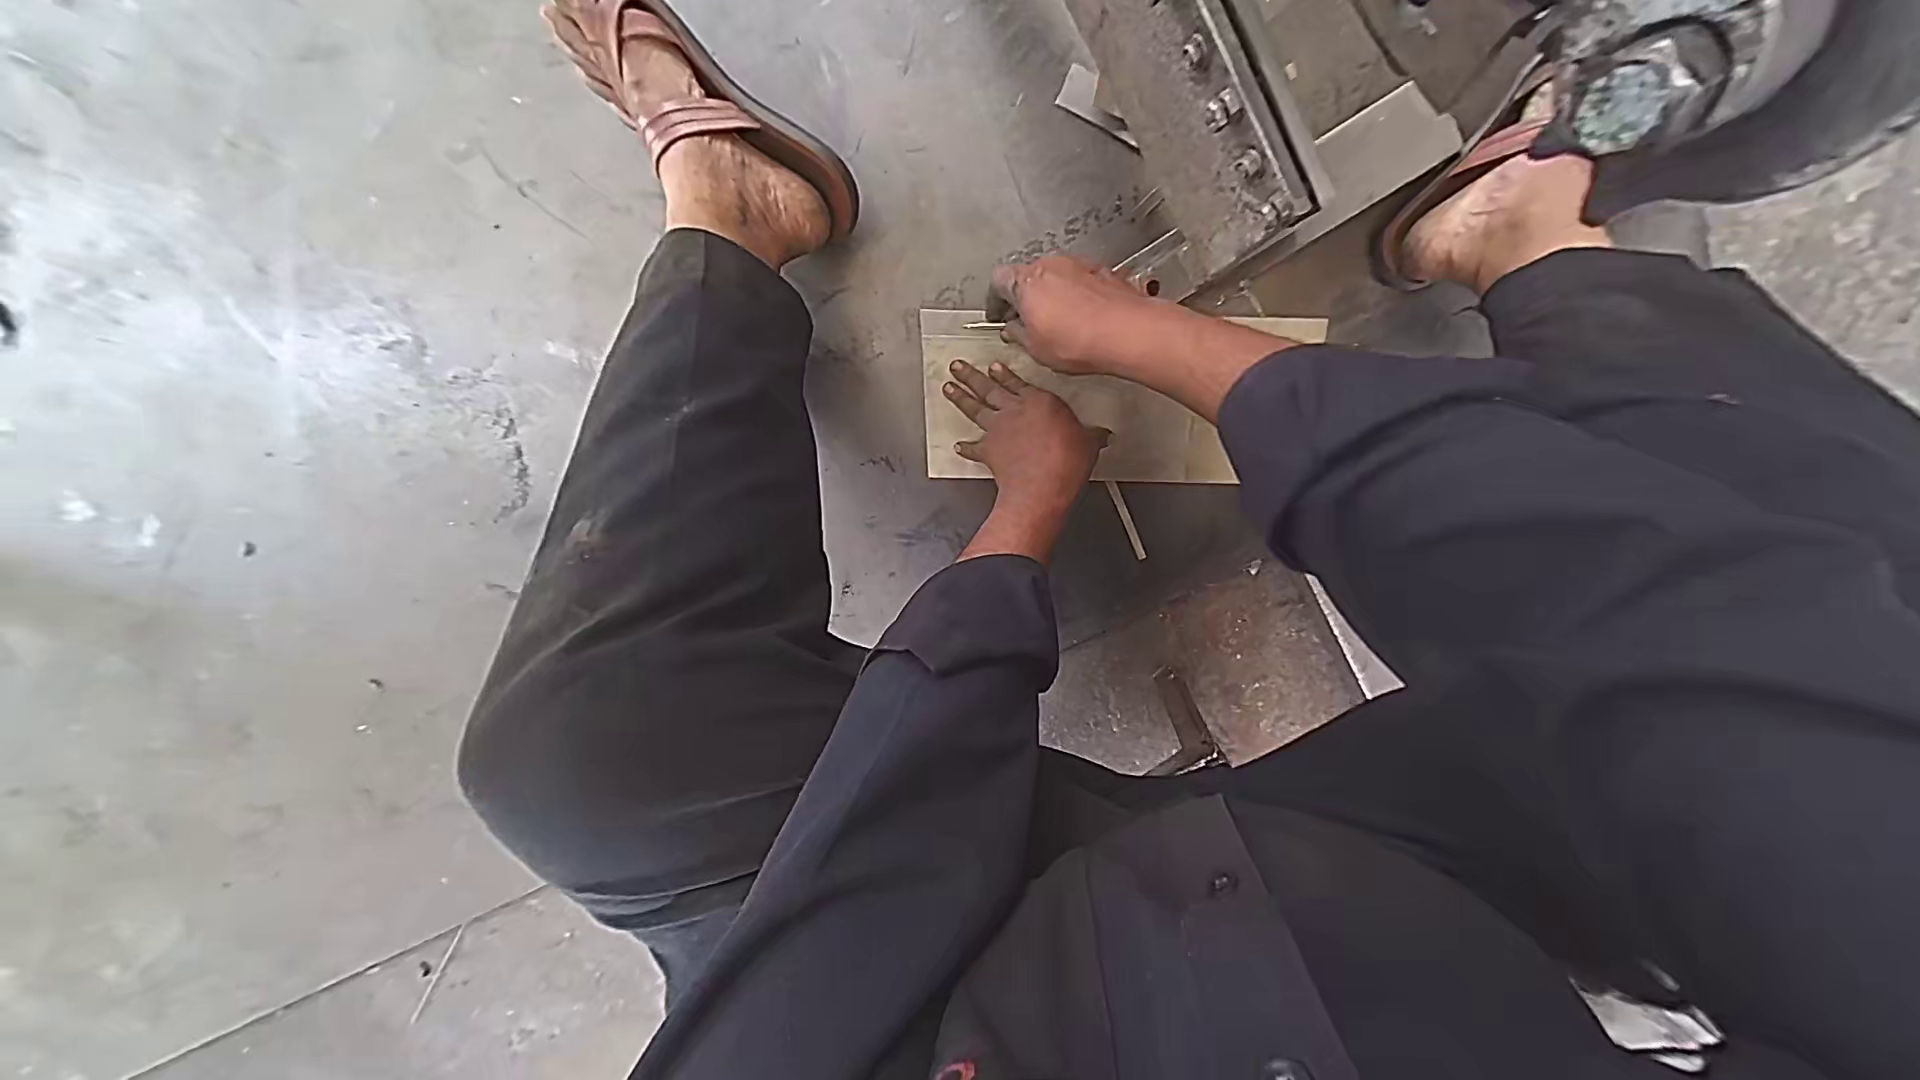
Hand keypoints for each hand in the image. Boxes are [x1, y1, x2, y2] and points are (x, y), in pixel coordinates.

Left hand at [944, 359, 1108, 562]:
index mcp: (1040, 401)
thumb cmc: (1066, 462)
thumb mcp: (1088, 443)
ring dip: (960, 397)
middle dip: (971, 375)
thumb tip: (1102, 435)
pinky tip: (958, 446)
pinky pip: (973, 448)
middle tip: (957, 366)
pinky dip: (966, 447)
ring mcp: (998, 429)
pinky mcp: (988, 450)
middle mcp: (1014, 410)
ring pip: (975, 408)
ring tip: (948, 387)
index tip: (994, 366)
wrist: (1042, 486)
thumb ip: (1091, 436)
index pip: (1019, 382)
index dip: (1005, 374)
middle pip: (989, 388)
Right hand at [989, 255, 1166, 375]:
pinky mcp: (1102, 272)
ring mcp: (1079, 265)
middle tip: (1026, 321)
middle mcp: (1051, 265)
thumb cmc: (1079, 341)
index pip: (998, 281)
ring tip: (1057, 323)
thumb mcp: (1035, 348)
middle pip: (1028, 276)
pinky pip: (1080, 281)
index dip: (996, 300)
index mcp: (1026, 281)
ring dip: (1052, 295)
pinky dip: (1076, 295)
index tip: (999, 315)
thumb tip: (1013, 330)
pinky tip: (1081, 318)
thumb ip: (1018, 334)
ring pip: (1055, 276)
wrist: (1126, 332)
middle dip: (1025, 297)